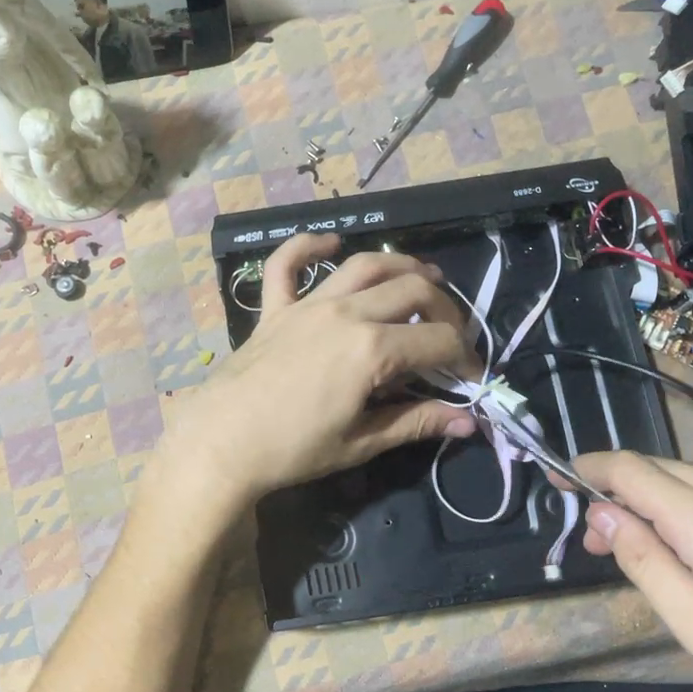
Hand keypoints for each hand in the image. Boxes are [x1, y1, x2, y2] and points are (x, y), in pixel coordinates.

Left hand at [155, 234, 476, 501]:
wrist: (221, 445)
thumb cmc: (293, 450)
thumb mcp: (360, 443)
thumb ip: (416, 423)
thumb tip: (468, 423)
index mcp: (372, 350)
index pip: (438, 340)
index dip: (465, 357)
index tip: (471, 378)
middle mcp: (345, 314)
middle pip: (412, 289)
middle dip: (445, 309)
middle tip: (452, 334)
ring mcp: (307, 305)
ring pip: (364, 266)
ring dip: (401, 265)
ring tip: (424, 277)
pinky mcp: (274, 309)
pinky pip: (288, 263)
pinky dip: (309, 245)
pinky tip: (331, 241)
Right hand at [565, 452, 692, 691]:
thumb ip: (648, 568)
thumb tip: (602, 516)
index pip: (629, 468)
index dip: (586, 469)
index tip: (557, 483)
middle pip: (656, 467)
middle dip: (615, 491)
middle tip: (599, 542)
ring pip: (690, 475)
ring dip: (653, 498)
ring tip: (647, 550)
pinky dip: (691, 503)